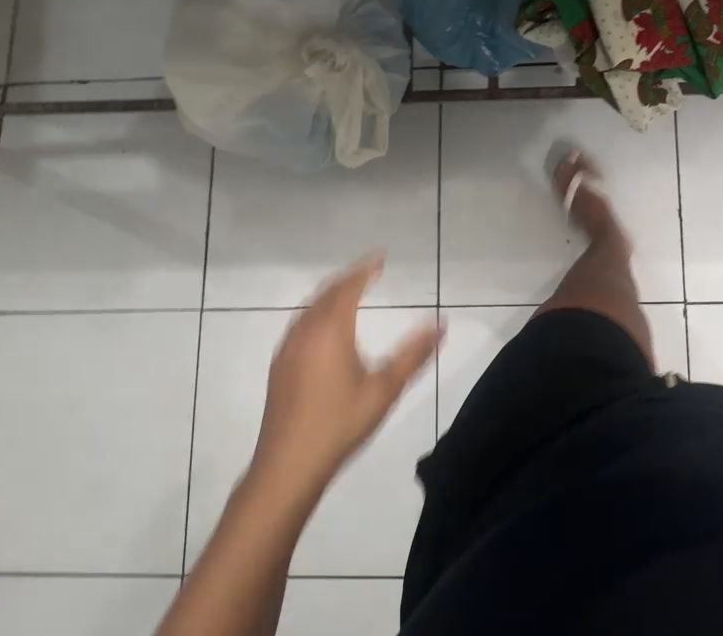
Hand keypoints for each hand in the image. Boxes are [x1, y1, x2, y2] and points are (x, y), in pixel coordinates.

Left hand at [254, 254, 441, 484]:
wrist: (289, 465)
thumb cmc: (341, 424)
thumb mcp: (386, 389)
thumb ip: (415, 353)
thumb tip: (443, 324)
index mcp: (332, 330)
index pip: (349, 287)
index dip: (366, 269)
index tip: (381, 257)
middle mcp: (306, 331)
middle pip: (327, 293)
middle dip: (348, 278)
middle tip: (369, 270)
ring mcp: (288, 348)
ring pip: (309, 308)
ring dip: (330, 294)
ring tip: (348, 292)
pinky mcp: (279, 366)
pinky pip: (299, 323)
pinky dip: (316, 311)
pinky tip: (323, 329)